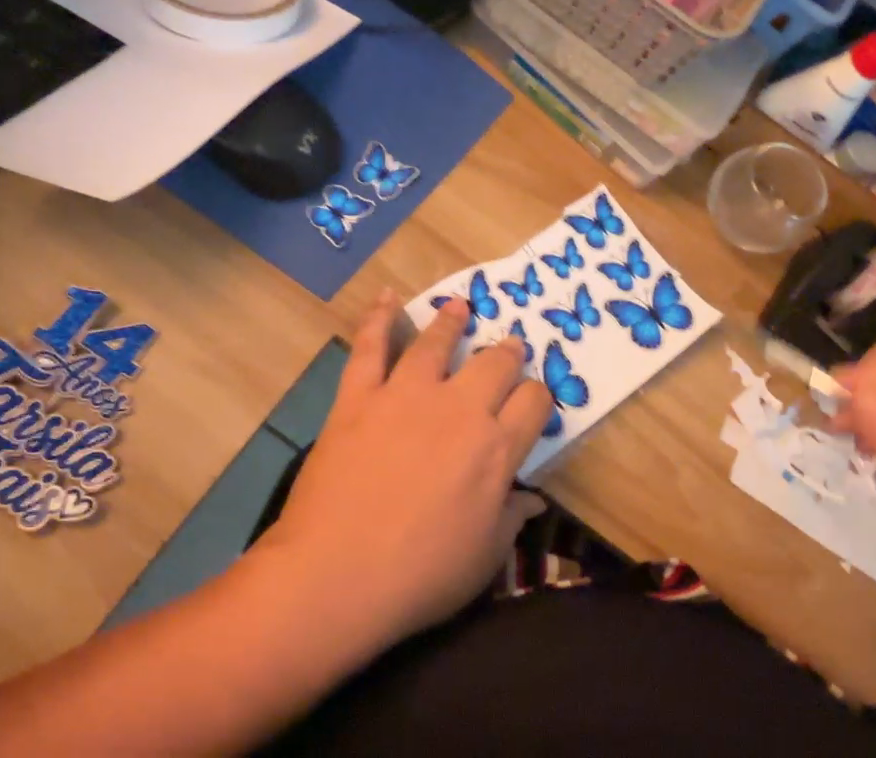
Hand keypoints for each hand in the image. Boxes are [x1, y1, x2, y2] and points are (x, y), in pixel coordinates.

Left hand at [255, 290, 553, 646]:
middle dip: (507, 354)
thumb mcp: (483, 558)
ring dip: (452, 322)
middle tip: (509, 348)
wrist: (337, 573)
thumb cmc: (420, 576)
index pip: (533, 403)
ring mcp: (405, 396)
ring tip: (460, 308)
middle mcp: (458, 409)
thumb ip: (510, 520)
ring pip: (435, 343)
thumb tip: (532, 501)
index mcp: (496, 449)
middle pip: (493, 364)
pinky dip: (378, 318)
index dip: (538, 397)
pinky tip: (387, 298)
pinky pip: (370, 346)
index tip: (533, 401)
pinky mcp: (358, 397)